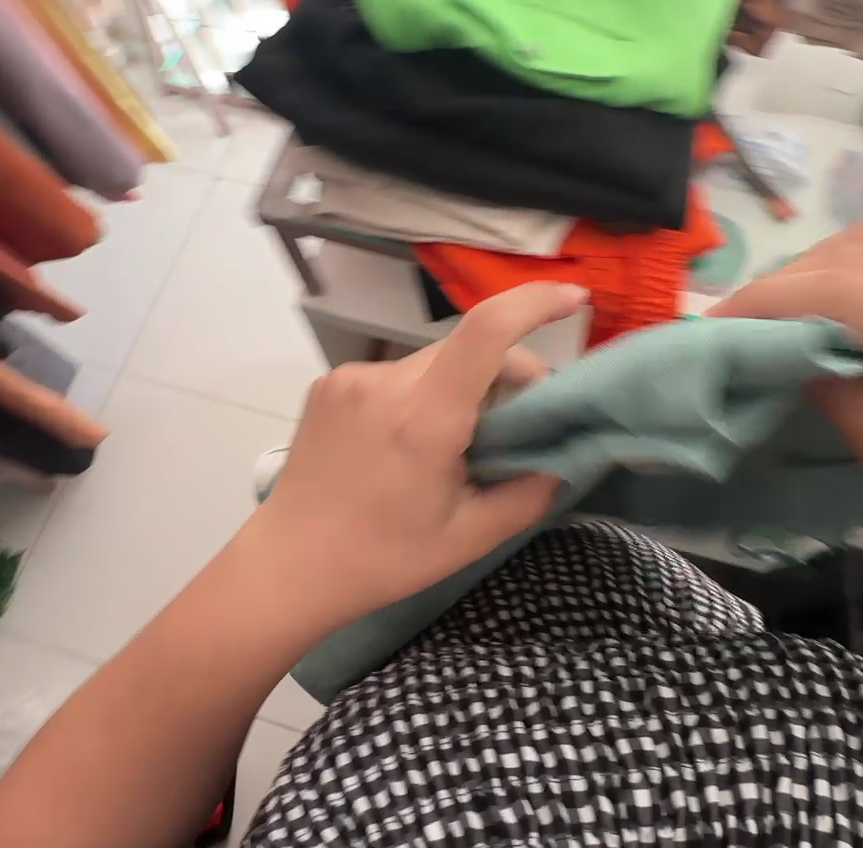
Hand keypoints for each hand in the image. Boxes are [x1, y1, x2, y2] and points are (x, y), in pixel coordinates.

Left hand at [239, 282, 587, 627]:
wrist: (288, 565)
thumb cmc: (382, 558)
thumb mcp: (468, 538)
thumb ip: (526, 495)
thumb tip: (559, 460)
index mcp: (424, 419)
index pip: (485, 332)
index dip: (534, 303)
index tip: (574, 298)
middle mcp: (385, 382)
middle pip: (467, 349)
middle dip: (507, 373)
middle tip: (518, 425)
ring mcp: (350, 378)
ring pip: (433, 362)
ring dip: (461, 385)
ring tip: (457, 441)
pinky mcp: (329, 383)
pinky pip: (397, 374)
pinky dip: (420, 394)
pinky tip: (409, 439)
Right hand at [711, 218, 862, 563]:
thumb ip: (838, 396)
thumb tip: (781, 346)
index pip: (851, 291)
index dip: (771, 299)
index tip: (714, 323)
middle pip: (861, 251)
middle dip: (787, 281)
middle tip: (740, 320)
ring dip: (816, 265)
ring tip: (779, 308)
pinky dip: (850, 261)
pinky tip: (832, 295)